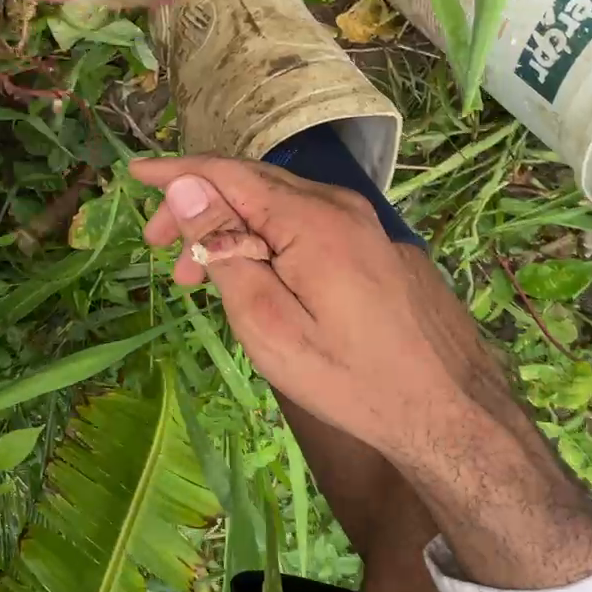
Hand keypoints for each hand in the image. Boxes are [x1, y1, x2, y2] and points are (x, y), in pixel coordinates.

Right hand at [130, 156, 485, 458]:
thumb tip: (186, 187)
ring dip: (228, 226)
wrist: (457, 419)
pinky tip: (254, 274)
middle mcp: (340, 206)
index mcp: (311, 218)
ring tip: (199, 277)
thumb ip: (222, 248)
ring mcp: (364, 225)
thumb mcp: (266, 320)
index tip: (134, 174)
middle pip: (249, 184)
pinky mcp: (377, 247)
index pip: (226, 173)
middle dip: (196, 207)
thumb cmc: (348, 378)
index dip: (175, 171)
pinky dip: (264, 236)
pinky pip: (305, 222)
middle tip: (159, 248)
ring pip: (277, 204)